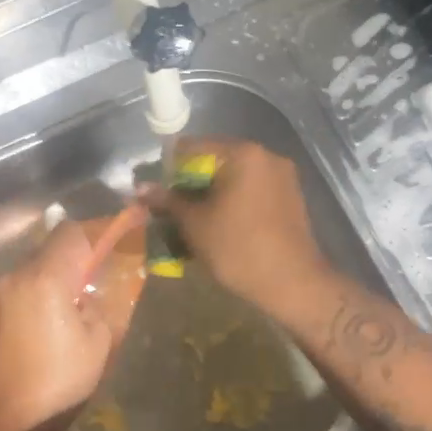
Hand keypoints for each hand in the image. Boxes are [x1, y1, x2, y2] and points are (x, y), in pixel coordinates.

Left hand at [0, 223, 114, 430]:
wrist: (11, 416)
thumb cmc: (62, 379)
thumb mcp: (100, 340)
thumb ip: (101, 300)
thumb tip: (95, 286)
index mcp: (46, 278)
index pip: (70, 233)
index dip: (93, 235)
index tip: (109, 246)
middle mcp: (14, 276)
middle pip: (47, 250)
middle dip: (69, 261)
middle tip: (87, 286)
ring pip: (27, 270)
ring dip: (46, 279)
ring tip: (59, 312)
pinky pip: (11, 289)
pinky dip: (26, 295)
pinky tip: (34, 325)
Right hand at [140, 137, 332, 316]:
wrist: (292, 283)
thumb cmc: (237, 248)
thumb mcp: (194, 224)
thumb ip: (167, 201)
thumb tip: (139, 187)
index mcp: (242, 154)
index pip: (193, 147)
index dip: (168, 168)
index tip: (156, 192)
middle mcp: (266, 156)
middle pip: (215, 161)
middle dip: (190, 183)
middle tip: (170, 208)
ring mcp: (282, 177)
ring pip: (233, 178)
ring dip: (210, 195)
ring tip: (192, 221)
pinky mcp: (290, 198)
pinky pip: (251, 191)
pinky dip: (231, 203)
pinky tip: (219, 226)